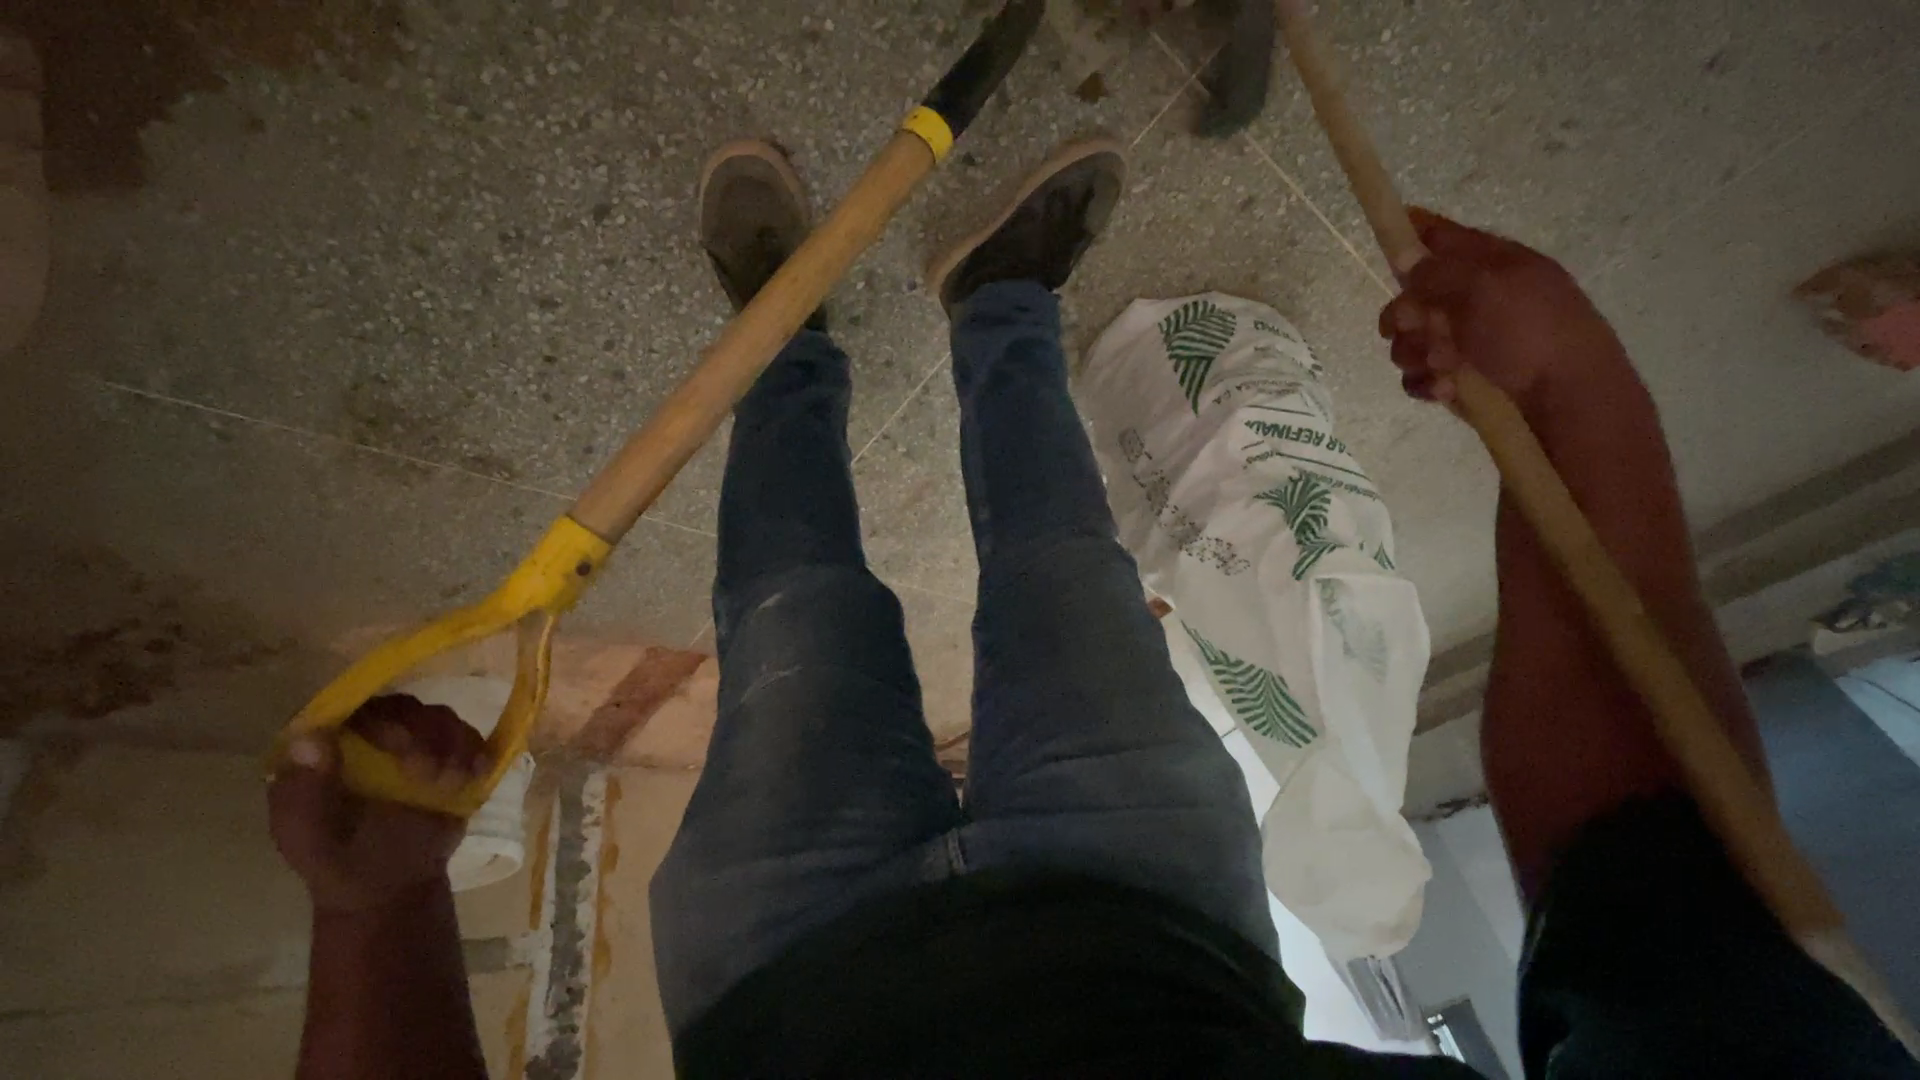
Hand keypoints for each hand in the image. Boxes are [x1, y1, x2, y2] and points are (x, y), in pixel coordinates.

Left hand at [269, 695, 488, 913]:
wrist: (394, 887)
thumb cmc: (342, 862)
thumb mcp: (308, 837)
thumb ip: (303, 792)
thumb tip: (310, 737)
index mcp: (325, 750)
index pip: (349, 708)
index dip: (377, 718)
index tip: (397, 745)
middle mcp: (368, 735)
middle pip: (401, 707)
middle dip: (422, 736)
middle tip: (430, 775)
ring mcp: (413, 742)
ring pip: (438, 716)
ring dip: (451, 746)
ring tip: (450, 784)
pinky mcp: (448, 753)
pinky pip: (468, 734)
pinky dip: (474, 751)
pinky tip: (472, 776)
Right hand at [1379, 208, 1636, 415]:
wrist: (1562, 396)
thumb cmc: (1529, 332)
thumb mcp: (1485, 289)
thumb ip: (1438, 273)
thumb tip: (1404, 259)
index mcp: (1489, 264)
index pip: (1440, 237)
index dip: (1409, 234)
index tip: (1384, 242)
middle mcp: (1472, 299)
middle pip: (1410, 297)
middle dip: (1405, 316)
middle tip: (1419, 329)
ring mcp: (1463, 340)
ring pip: (1408, 340)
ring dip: (1416, 353)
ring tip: (1443, 366)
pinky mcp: (1456, 377)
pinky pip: (1418, 374)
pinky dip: (1425, 382)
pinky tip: (1444, 389)